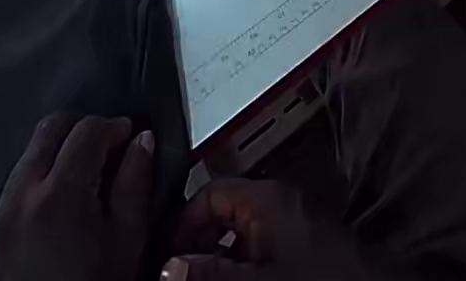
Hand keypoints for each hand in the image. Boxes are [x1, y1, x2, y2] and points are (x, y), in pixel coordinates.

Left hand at [0, 113, 154, 280]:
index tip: (131, 136)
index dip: (115, 126)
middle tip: (109, 146)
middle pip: (50, 128)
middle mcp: (21, 195)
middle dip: (83, 127)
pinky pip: (17, 185)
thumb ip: (135, 184)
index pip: (88, 130)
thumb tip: (141, 141)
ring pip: (30, 155)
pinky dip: (42, 178)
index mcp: (58, 193)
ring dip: (61, 151)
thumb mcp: (125, 246)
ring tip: (89, 177)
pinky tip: (62, 206)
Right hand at [161, 178, 378, 280]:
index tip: (162, 259)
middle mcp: (277, 203)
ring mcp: (292, 226)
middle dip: (198, 247)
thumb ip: (211, 274)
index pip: (210, 193)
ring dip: (219, 261)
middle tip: (176, 276)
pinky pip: (260, 250)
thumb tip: (166, 268)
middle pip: (223, 214)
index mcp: (266, 199)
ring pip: (240, 237)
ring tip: (199, 280)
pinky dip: (241, 266)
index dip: (183, 225)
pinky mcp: (302, 248)